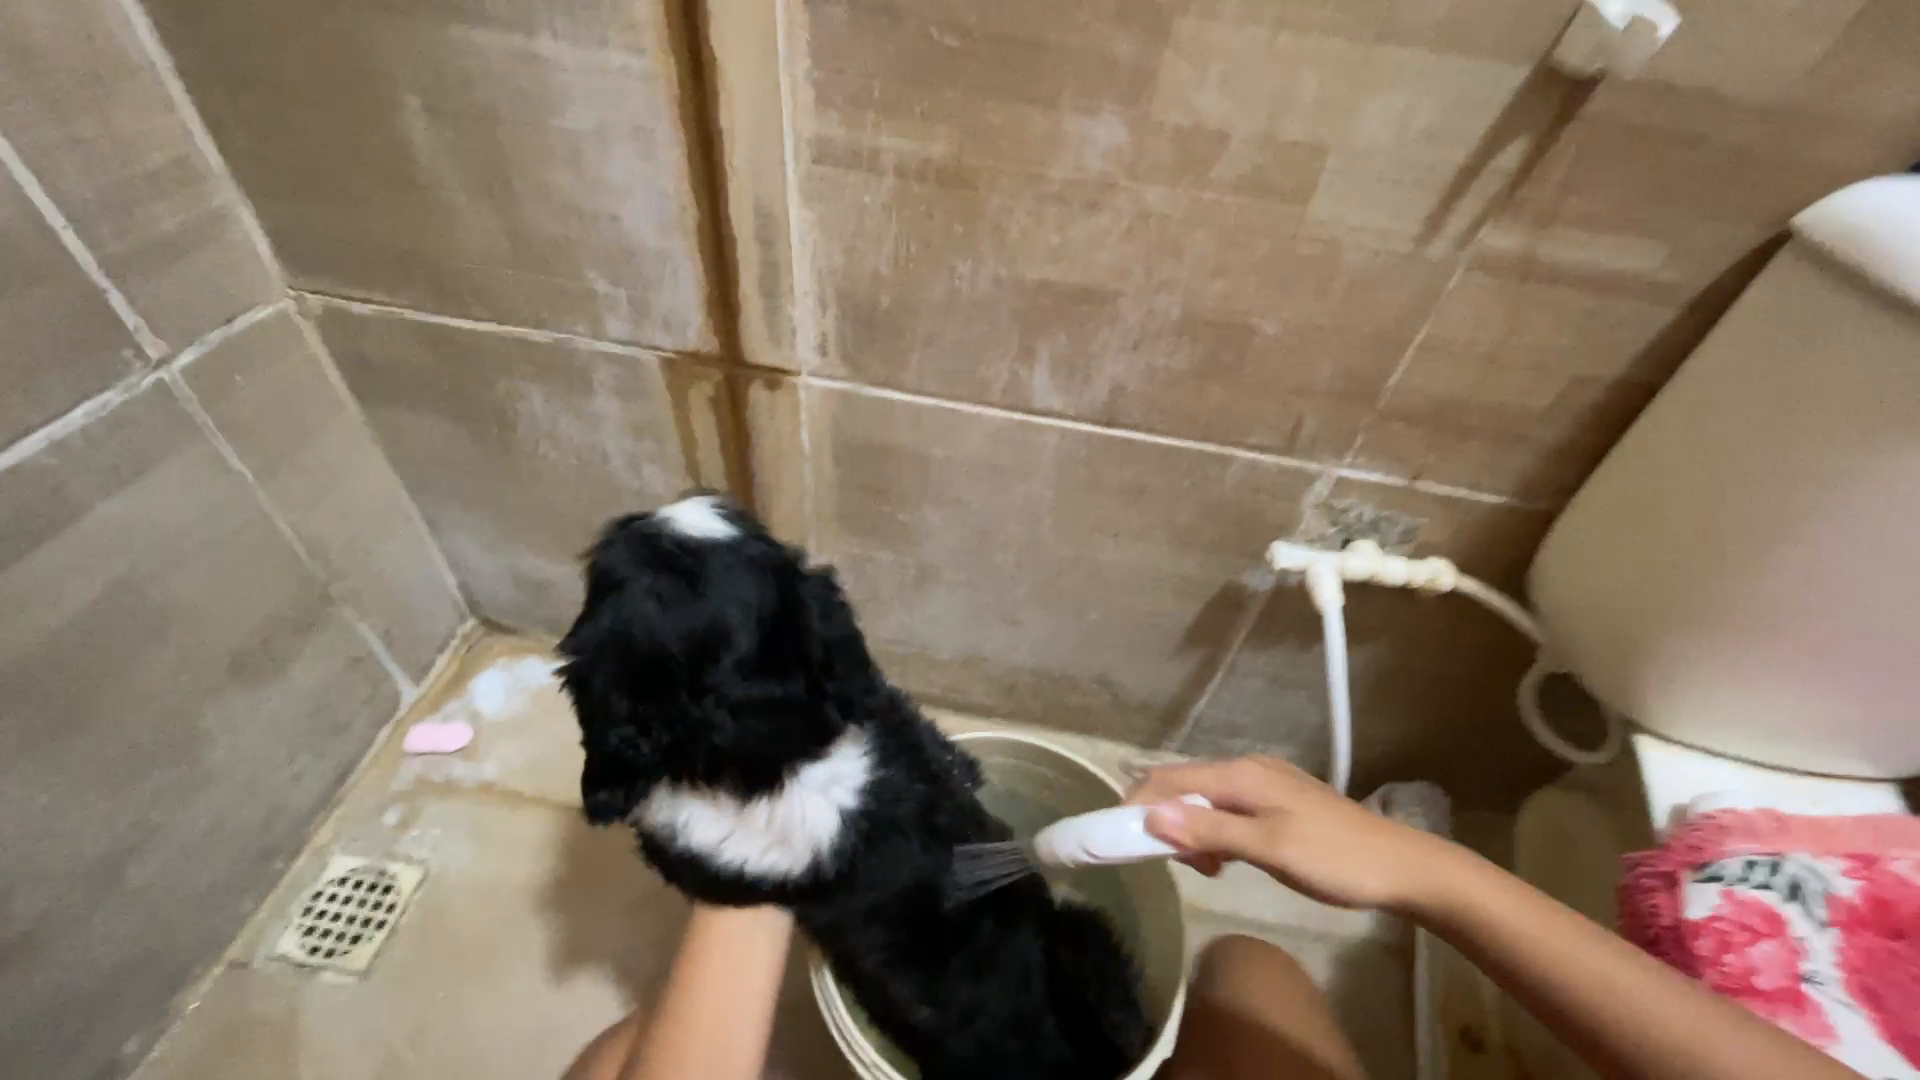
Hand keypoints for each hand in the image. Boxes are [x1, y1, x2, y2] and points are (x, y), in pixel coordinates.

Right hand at [1127, 756, 1454, 911]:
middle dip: (1164, 820)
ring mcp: (1262, 781)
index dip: (1137, 803)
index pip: (1168, 778)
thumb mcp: (1270, 849)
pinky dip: (1213, 831)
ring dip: (1190, 829)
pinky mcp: (1275, 798)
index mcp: (1240, 775)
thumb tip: (1150, 816)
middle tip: (1174, 864)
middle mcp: (1245, 768)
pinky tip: (1228, 858)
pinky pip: (1225, 808)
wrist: (1405, 867)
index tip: (1119, 839)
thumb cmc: (1335, 859)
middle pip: (1182, 785)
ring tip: (1207, 868)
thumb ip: (1210, 831)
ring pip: (1203, 798)